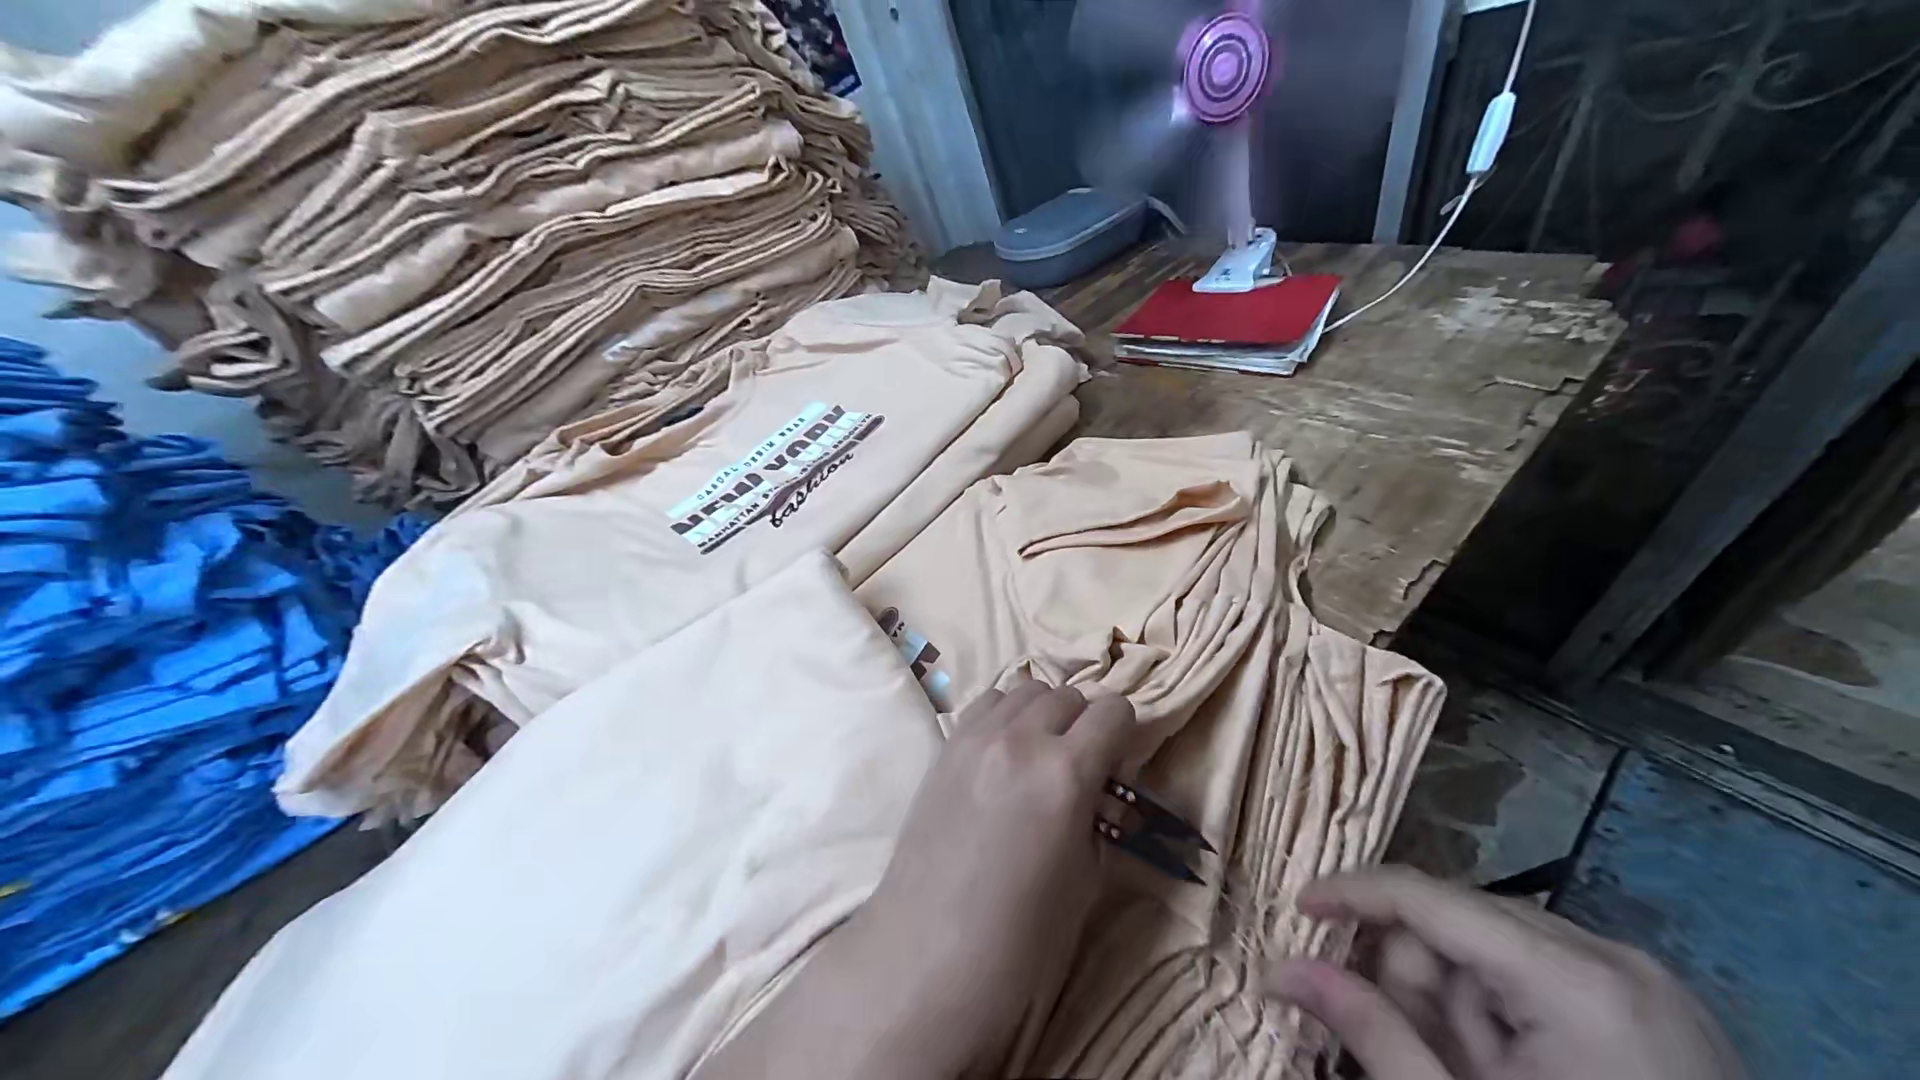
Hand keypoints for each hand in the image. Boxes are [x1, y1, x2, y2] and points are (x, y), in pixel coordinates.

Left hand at [697, 679, 1136, 1079]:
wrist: (928, 952)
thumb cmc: (1021, 936)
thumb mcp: (1087, 878)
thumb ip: (1102, 816)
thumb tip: (1109, 790)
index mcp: (1065, 772)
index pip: (1113, 710)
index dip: (1125, 733)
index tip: (1119, 762)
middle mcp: (1020, 739)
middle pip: (1069, 694)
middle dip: (1086, 722)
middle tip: (1082, 764)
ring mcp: (975, 737)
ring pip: (1025, 690)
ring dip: (1044, 712)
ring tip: (1040, 754)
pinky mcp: (945, 745)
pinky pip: (986, 703)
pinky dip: (1005, 715)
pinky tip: (1003, 753)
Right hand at [1267, 867, 1745, 1079]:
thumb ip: (1369, 1031)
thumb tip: (1279, 971)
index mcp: (1574, 980)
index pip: (1427, 896)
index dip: (1352, 893)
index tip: (1299, 907)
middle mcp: (1615, 958)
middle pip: (1459, 922)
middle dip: (1419, 977)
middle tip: (1421, 1052)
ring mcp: (1646, 982)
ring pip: (1493, 945)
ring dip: (1460, 1001)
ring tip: (1479, 1074)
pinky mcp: (1658, 1006)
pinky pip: (1538, 970)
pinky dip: (1503, 1010)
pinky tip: (1518, 1070)